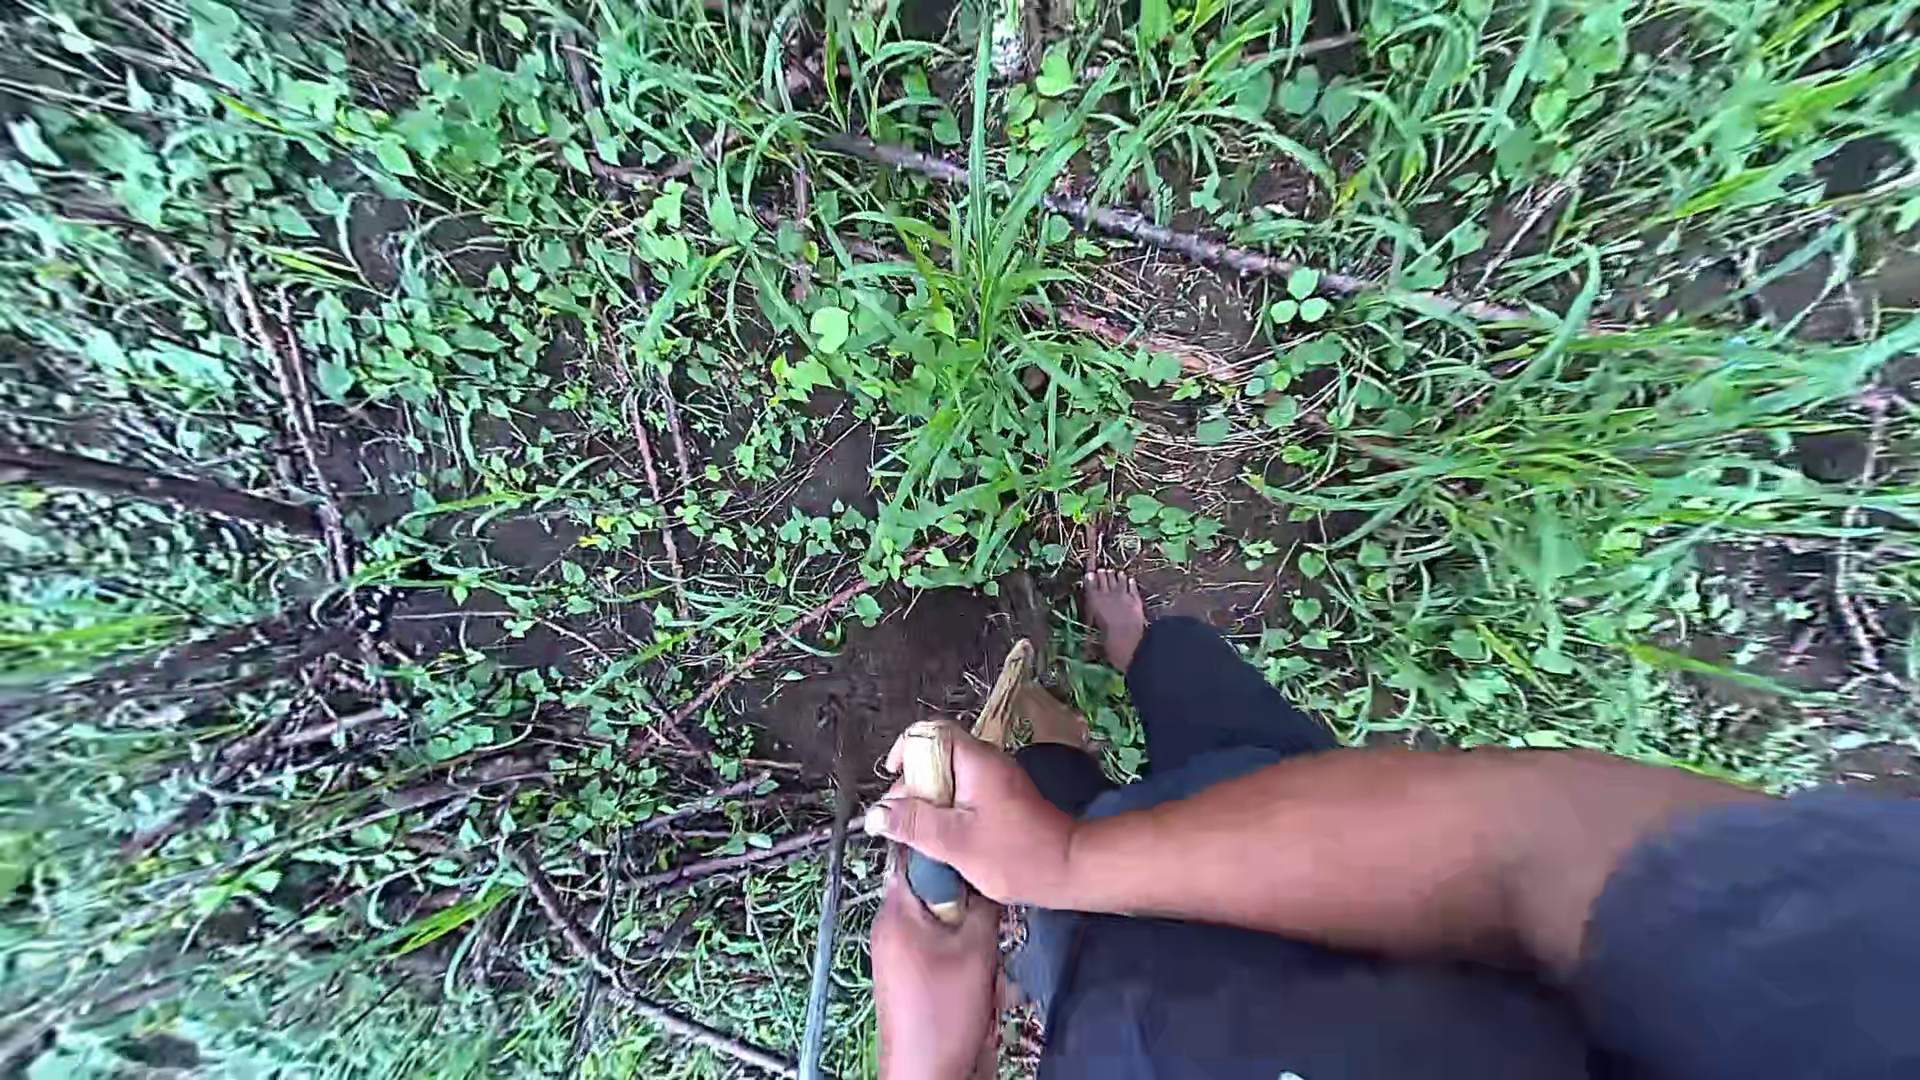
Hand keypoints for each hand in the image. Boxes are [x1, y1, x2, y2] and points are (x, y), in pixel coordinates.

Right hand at [865, 721, 1078, 906]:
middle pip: (936, 754)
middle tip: (901, 820)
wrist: (1070, 869)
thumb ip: (914, 825)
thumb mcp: (956, 843)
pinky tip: (941, 836)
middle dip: (913, 784)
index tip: (894, 781)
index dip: (906, 750)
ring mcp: (994, 776)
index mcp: (975, 760)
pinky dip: (947, 807)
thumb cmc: (1015, 855)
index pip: (931, 732)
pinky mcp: (1000, 794)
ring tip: (917, 833)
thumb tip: (875, 813)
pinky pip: (962, 789)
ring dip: (929, 800)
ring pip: (948, 775)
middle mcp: (985, 759)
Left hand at [872, 858, 1001, 1079]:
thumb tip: (989, 874)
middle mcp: (888, 927)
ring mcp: (894, 953)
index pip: (919, 859)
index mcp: (895, 912)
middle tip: (983, 931)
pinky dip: (957, 962)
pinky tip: (975, 988)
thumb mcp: (977, 949)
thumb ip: (984, 903)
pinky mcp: (905, 976)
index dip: (950, 859)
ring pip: (939, 925)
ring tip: (982, 968)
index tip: (975, 867)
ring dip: (966, 942)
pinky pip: (935, 951)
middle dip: (964, 912)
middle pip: (933, 895)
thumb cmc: (945, 1014)